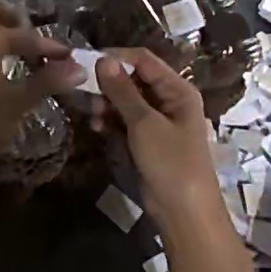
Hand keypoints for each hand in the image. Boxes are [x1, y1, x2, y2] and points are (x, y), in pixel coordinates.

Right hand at [95, 48, 218, 223]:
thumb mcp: (145, 124)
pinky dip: (111, 121)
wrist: (184, 213)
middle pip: (134, 79)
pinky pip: (125, 120)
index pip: (144, 60)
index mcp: (178, 90)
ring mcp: (157, 121)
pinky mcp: (146, 140)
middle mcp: (169, 100)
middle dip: (109, 84)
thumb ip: (123, 91)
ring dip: (107, 104)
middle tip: (86, 93)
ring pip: (126, 100)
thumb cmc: (171, 163)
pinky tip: (98, 128)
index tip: (86, 62)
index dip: (117, 57)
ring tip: (93, 116)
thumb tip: (103, 59)